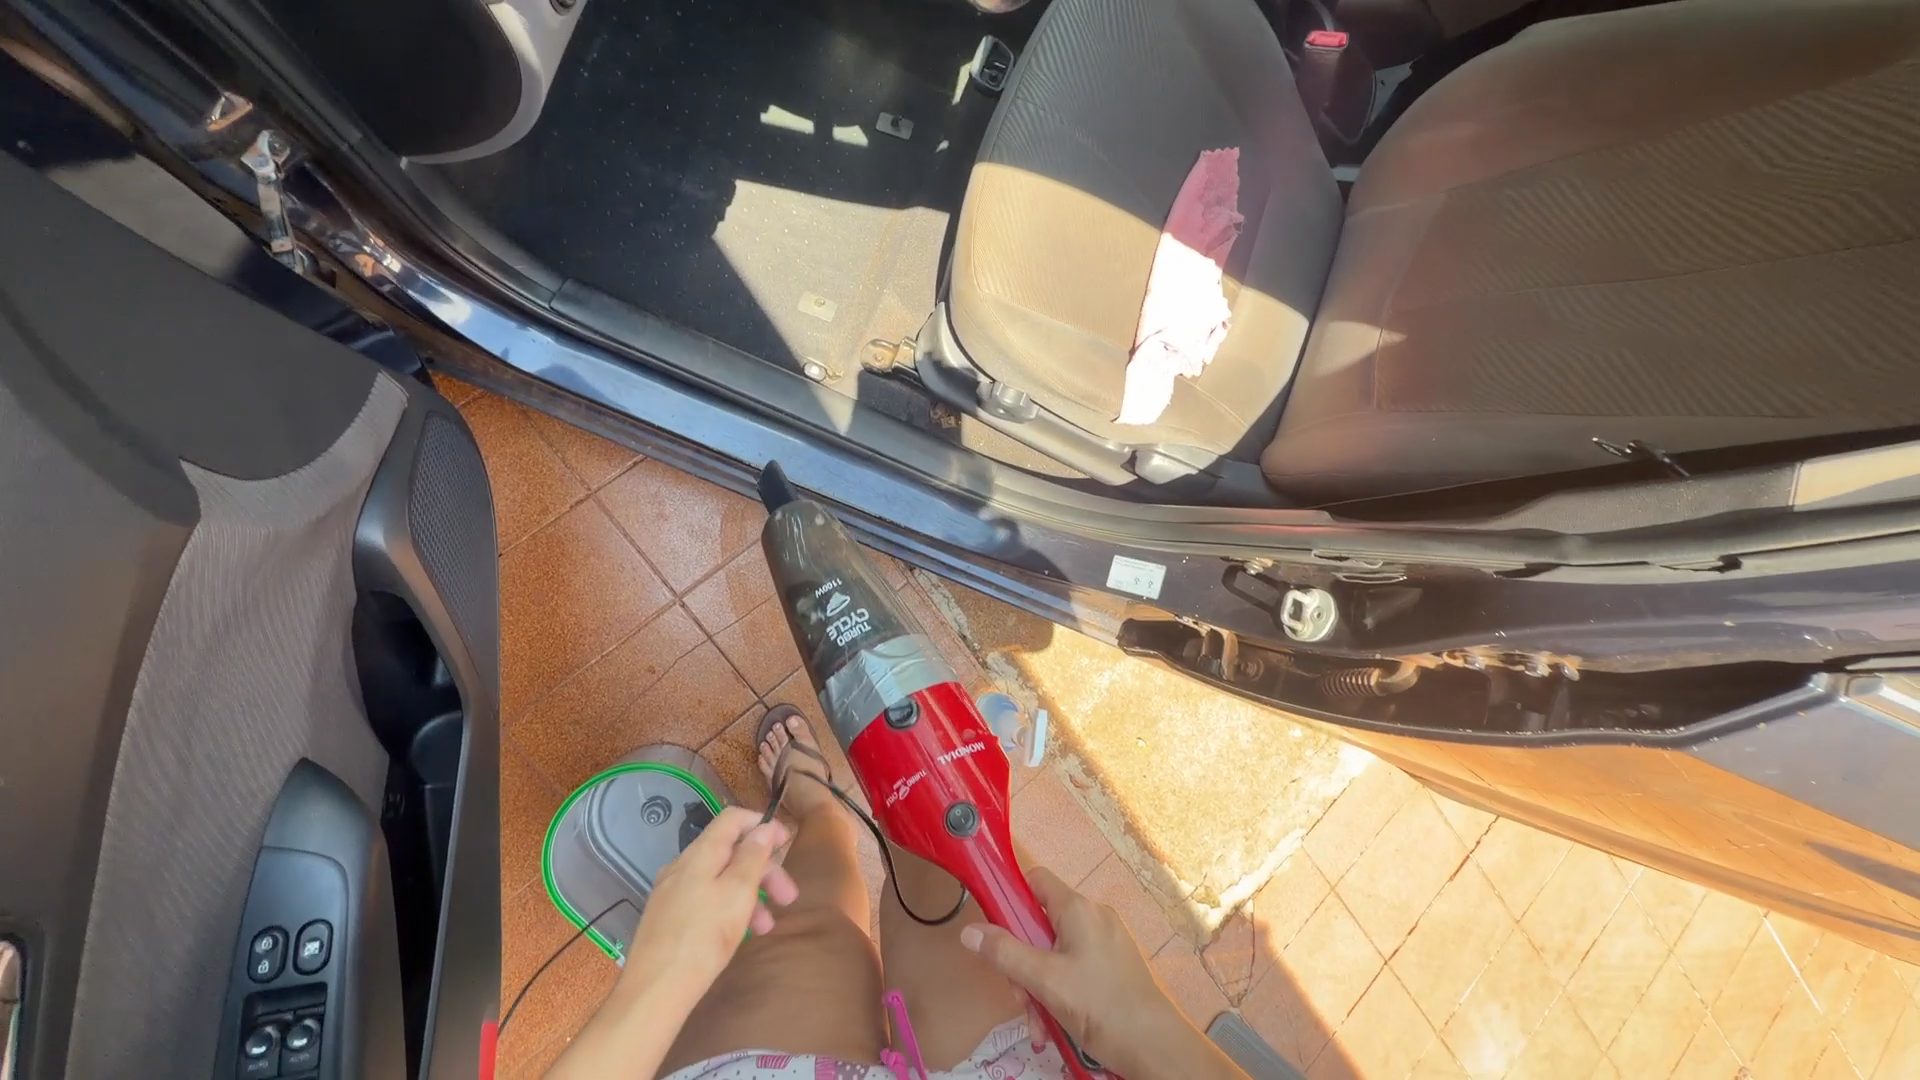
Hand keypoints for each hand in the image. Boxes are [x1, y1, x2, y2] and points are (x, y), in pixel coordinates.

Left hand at [620, 807, 799, 1007]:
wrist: (653, 993)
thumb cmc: (703, 937)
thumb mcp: (738, 892)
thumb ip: (753, 855)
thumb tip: (765, 826)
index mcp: (700, 853)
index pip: (732, 819)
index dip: (762, 825)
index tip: (786, 842)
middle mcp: (682, 866)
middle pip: (730, 852)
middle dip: (763, 869)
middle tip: (788, 896)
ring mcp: (671, 893)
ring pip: (719, 880)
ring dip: (750, 894)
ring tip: (767, 926)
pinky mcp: (667, 919)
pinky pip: (705, 900)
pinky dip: (728, 908)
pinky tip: (739, 934)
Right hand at [961, 867, 1237, 1078]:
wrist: (1156, 1047)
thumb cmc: (1100, 1005)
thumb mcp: (1044, 980)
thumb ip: (1004, 953)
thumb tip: (969, 931)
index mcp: (1077, 907)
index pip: (1035, 879)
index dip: (1010, 896)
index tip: (995, 927)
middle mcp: (1092, 915)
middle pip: (1040, 923)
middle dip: (1023, 962)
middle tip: (1021, 998)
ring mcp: (1106, 940)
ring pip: (1055, 951)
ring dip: (1039, 986)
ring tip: (1040, 1024)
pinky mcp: (1114, 964)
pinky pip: (1074, 966)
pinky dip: (1060, 990)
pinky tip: (1056, 1024)